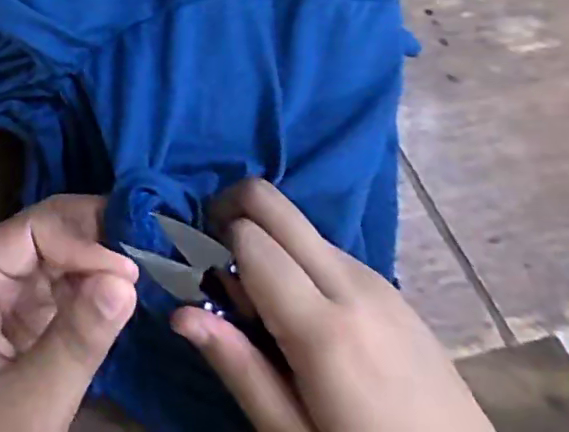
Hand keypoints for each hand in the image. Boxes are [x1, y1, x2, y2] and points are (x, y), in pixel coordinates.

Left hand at [0, 195, 138, 431]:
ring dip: (103, 255)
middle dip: (98, 234)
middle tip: (152, 244)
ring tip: (152, 259)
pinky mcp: (30, 318)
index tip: (130, 270)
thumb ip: (76, 340)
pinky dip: (99, 283)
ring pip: (63, 253)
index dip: (83, 238)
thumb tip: (126, 280)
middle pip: (50, 230)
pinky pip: (68, 285)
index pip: (35, 227)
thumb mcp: (31, 400)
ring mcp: (11, 292)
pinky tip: (130, 287)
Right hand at [171, 180, 492, 431]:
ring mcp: (376, 280)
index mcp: (323, 327)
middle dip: (230, 211)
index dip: (216, 250)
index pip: (247, 236)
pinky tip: (306, 314)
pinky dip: (297, 258)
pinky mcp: (391, 288)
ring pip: (296, 223)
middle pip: (270, 201)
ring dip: (267, 241)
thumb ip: (239, 367)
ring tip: (267, 305)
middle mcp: (350, 284)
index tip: (212, 289)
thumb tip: (177, 312)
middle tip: (219, 263)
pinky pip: (326, 248)